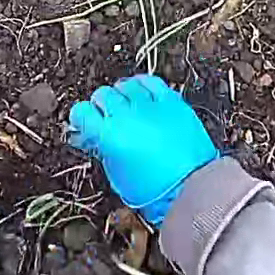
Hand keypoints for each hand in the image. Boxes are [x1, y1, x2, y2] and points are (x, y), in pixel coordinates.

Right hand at [68, 74, 218, 225]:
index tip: (86, 121)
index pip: (82, 112)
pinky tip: (142, 93)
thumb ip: (102, 149)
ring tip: (126, 105)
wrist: (192, 188)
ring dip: (122, 94)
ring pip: (125, 85)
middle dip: (101, 105)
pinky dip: (142, 85)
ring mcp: (149, 106)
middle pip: (103, 94)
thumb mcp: (117, 175)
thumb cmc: (154, 192)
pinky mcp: (171, 101)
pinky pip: (151, 82)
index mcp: (109, 136)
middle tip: (107, 116)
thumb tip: (92, 135)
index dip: (82, 116)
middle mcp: (126, 116)